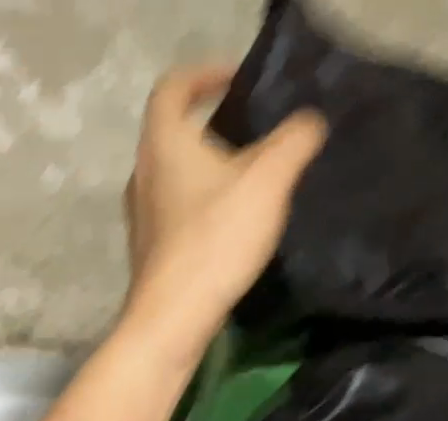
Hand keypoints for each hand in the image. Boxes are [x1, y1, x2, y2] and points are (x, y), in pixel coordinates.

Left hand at [122, 64, 327, 340]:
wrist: (171, 319)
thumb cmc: (215, 241)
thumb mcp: (268, 181)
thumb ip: (294, 141)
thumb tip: (308, 124)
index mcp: (162, 144)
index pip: (173, 88)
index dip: (205, 75)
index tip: (238, 80)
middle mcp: (141, 174)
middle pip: (172, 132)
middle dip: (212, 125)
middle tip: (254, 130)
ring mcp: (139, 216)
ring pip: (173, 175)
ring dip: (207, 169)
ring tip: (249, 178)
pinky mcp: (148, 250)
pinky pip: (175, 212)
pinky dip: (201, 205)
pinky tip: (230, 224)